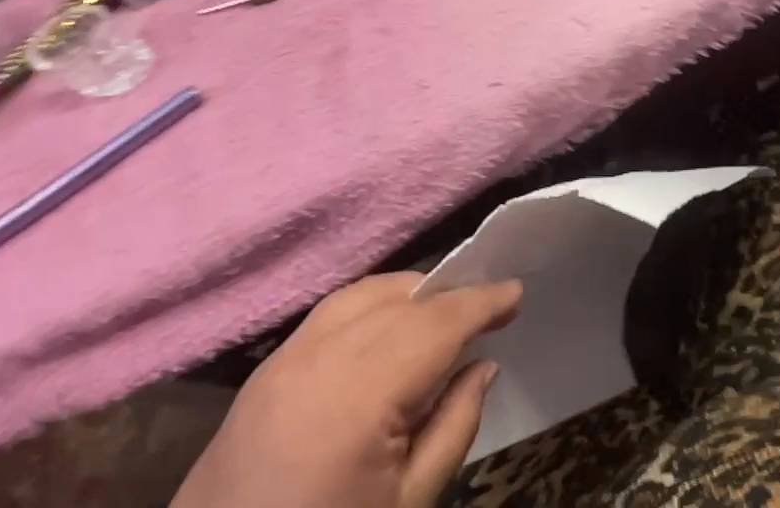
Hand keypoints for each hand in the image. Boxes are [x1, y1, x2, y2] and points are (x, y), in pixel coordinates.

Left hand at [172, 274, 521, 507]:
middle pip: (402, 301)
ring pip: (362, 294)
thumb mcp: (408, 504)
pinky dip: (371, 304)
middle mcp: (321, 360)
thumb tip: (482, 366)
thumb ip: (454, 427)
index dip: (481, 303)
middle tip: (491, 309)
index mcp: (361, 396)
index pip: (436, 324)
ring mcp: (283, 361)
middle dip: (452, 296)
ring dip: (411, 293)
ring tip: (444, 312)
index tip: (517, 294)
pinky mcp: (262, 373)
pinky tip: (389, 325)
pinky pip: (329, 313)